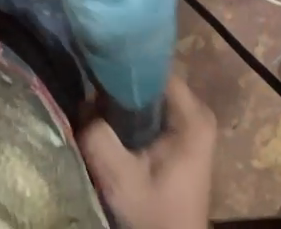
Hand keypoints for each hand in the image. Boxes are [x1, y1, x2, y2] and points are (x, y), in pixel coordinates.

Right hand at [80, 77, 216, 228]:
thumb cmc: (154, 215)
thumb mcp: (120, 180)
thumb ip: (99, 139)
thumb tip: (83, 103)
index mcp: (193, 116)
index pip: (155, 70)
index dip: (125, 67)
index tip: (96, 66)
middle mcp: (197, 112)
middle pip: (152, 81)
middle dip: (121, 84)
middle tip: (91, 87)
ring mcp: (191, 124)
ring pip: (150, 96)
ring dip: (123, 100)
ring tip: (96, 104)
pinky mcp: (181, 137)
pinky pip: (152, 110)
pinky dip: (130, 113)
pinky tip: (109, 120)